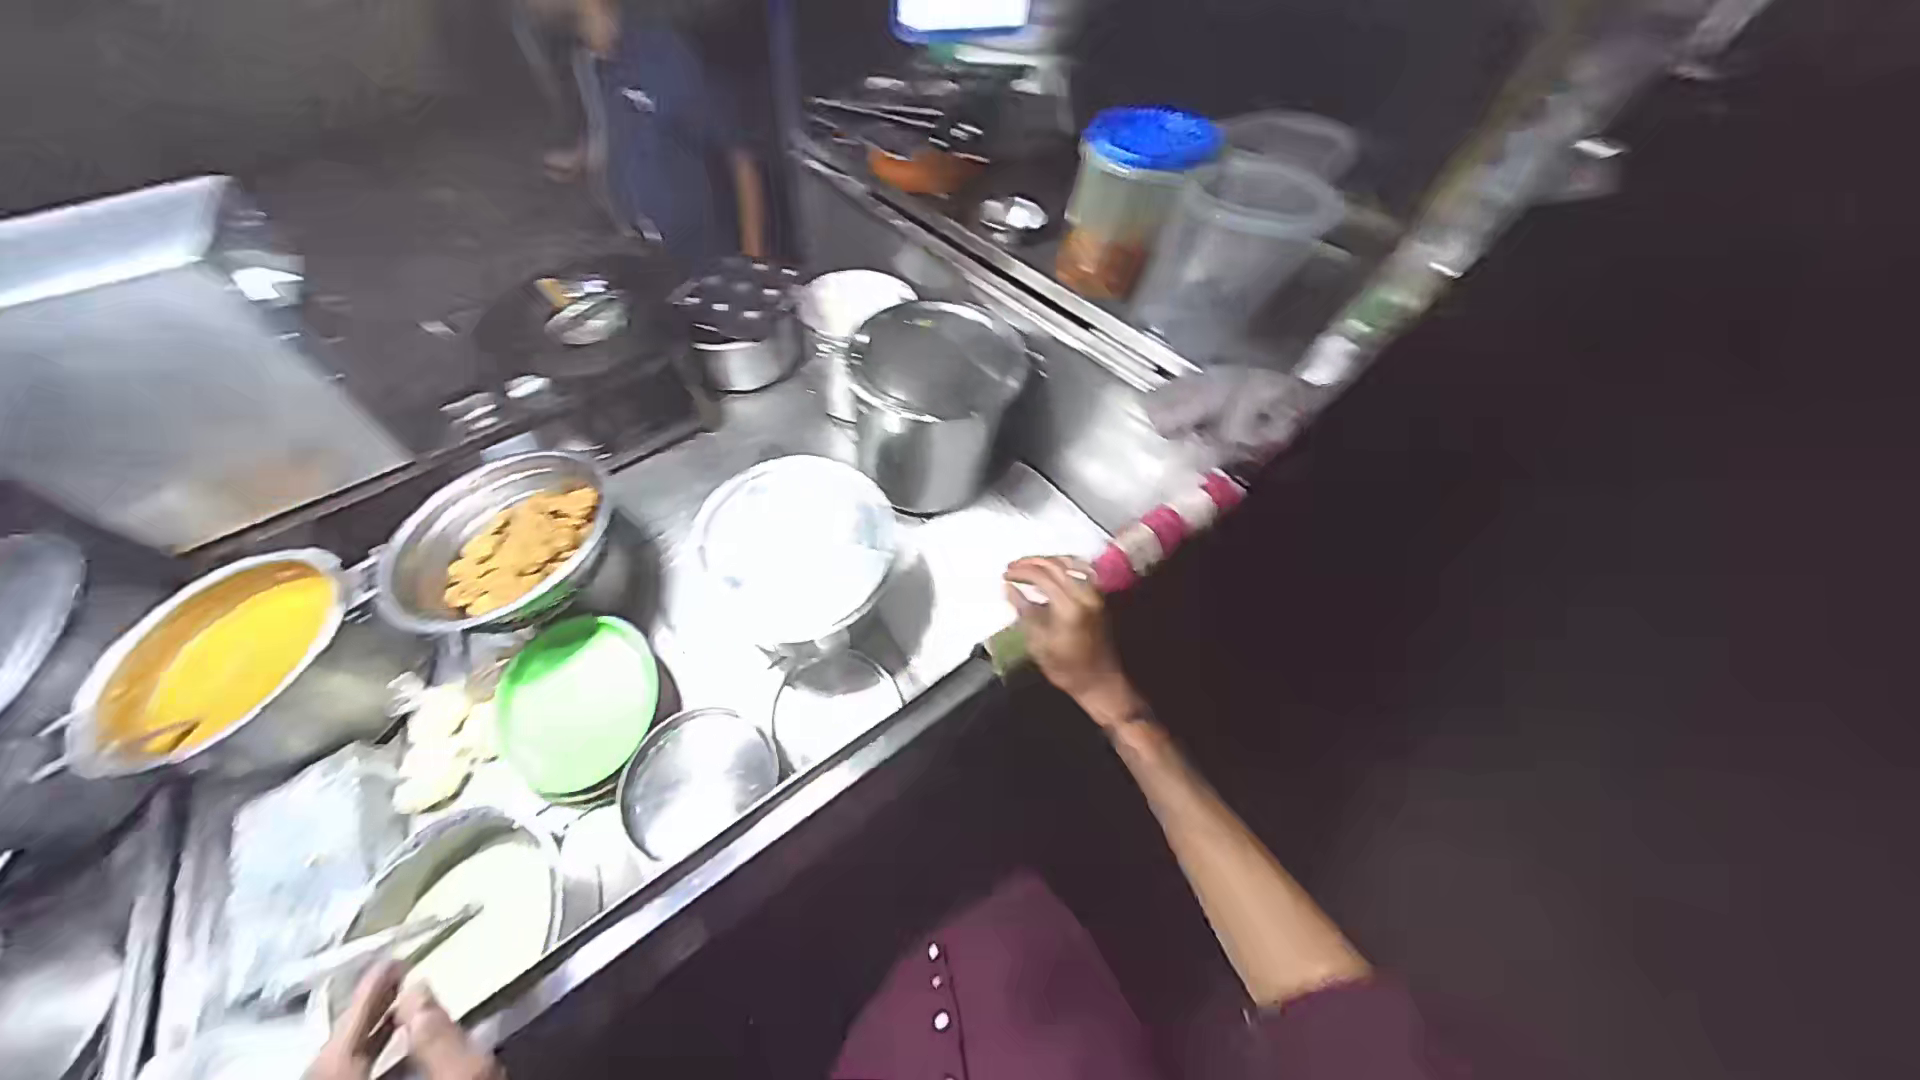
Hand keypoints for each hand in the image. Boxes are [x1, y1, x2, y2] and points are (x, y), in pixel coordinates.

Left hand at [305, 964, 505, 1079]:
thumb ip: (440, 1036)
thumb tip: (416, 991)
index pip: (337, 1055)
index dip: (362, 1006)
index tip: (392, 963)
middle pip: (323, 1074)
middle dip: (358, 1025)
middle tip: (394, 981)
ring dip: (359, 1049)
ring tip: (397, 1012)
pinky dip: (363, 1073)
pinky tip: (391, 1057)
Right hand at [1003, 556, 1145, 729]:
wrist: (1101, 682)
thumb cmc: (1066, 669)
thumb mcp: (1038, 643)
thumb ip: (1025, 611)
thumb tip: (1010, 588)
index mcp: (1069, 607)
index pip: (1043, 576)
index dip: (1022, 572)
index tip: (1005, 574)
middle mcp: (1085, 595)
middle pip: (1056, 566)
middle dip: (1032, 562)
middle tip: (1012, 566)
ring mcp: (1095, 595)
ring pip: (1070, 564)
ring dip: (1048, 561)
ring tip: (1029, 565)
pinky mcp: (1099, 598)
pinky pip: (1081, 571)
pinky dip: (1064, 566)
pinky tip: (1052, 570)